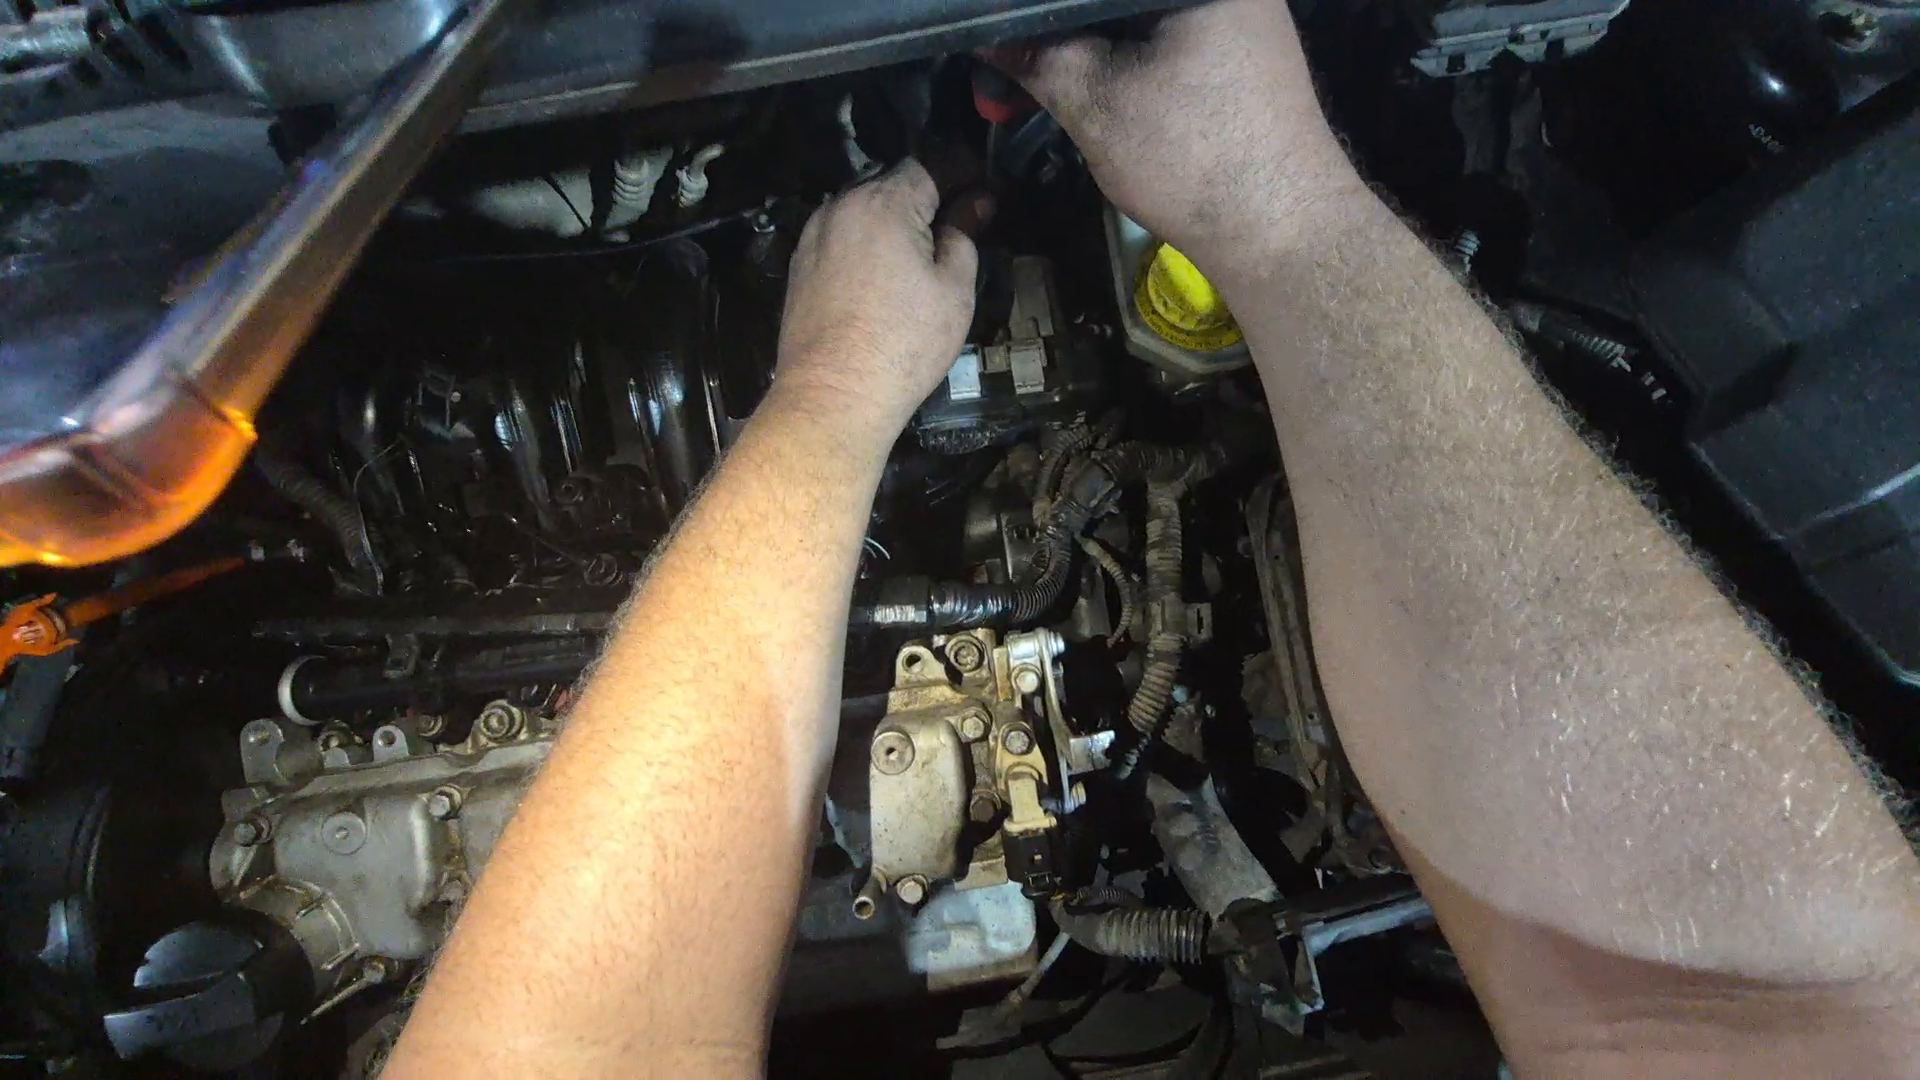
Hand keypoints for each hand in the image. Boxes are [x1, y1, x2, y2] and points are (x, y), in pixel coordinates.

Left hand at [774, 159, 979, 431]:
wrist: (834, 395)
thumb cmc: (904, 345)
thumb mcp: (953, 292)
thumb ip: (963, 236)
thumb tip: (976, 202)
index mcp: (884, 203)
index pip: (927, 166)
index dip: (958, 177)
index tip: (979, 200)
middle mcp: (840, 207)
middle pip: (889, 187)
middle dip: (921, 204)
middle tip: (950, 240)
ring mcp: (813, 237)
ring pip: (861, 215)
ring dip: (888, 228)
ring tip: (912, 268)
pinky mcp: (798, 268)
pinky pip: (839, 242)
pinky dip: (861, 250)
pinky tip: (877, 286)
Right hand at [990, 0, 1369, 273]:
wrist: (1277, 225)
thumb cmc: (1190, 157)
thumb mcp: (1098, 107)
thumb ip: (1039, 61)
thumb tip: (989, 38)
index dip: (1038, 11)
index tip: (1000, 36)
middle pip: (1112, 2)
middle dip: (1062, 30)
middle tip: (1016, 65)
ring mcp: (1240, 12)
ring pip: (1140, 20)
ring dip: (1093, 46)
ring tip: (1048, 77)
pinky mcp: (1242, 50)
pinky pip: (1168, 39)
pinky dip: (1129, 60)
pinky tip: (1101, 89)